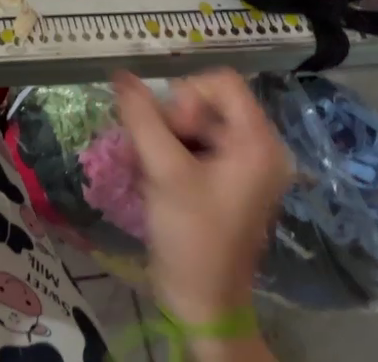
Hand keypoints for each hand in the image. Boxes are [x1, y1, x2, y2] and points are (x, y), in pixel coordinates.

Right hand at [113, 70, 291, 327]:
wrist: (203, 303)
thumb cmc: (192, 237)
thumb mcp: (165, 172)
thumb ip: (141, 117)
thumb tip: (120, 75)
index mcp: (258, 142)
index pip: (221, 82)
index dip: (186, 94)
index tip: (170, 129)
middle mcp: (258, 148)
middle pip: (206, 102)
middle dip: (173, 120)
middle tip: (158, 154)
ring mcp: (243, 166)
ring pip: (195, 123)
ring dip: (165, 138)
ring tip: (153, 169)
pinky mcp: (226, 182)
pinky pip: (195, 145)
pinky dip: (171, 154)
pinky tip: (157, 178)